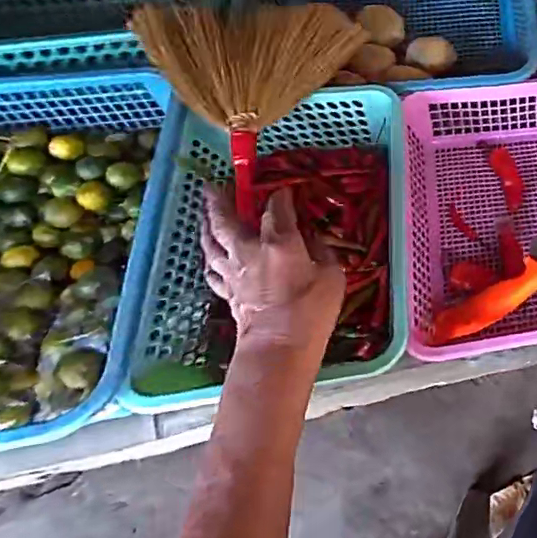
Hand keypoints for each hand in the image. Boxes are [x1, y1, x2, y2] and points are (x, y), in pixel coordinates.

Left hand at [201, 185, 345, 360]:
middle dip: (219, 202)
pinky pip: (212, 270)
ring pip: (211, 243)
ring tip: (204, 217)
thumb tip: (313, 240)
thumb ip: (322, 252)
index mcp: (278, 241)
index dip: (280, 195)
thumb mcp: (332, 276)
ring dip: (206, 227)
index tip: (284, 190)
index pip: (276, 207)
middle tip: (212, 188)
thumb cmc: (310, 311)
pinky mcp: (227, 292)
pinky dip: (210, 259)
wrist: (278, 349)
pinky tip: (210, 258)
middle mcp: (248, 250)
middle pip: (226, 220)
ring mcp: (233, 272)